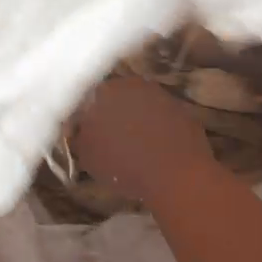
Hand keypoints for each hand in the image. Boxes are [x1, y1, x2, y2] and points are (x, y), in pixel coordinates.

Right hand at [68, 75, 212, 203]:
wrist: (177, 177)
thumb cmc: (123, 164)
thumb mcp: (87, 155)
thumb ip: (78, 135)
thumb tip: (77, 128)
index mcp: (105, 90)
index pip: (88, 97)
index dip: (85, 115)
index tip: (86, 131)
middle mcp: (133, 85)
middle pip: (116, 96)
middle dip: (111, 112)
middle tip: (109, 137)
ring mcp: (162, 96)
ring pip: (141, 104)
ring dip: (136, 118)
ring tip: (134, 144)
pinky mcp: (184, 111)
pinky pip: (163, 117)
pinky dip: (158, 128)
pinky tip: (156, 149)